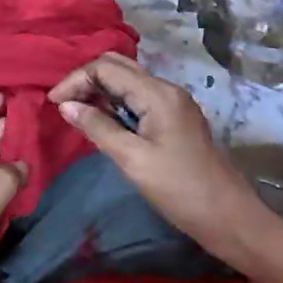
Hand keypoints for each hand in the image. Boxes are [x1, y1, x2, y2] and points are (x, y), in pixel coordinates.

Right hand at [50, 53, 269, 264]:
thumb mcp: (132, 160)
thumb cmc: (179, 190)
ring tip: (77, 112)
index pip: (107, 67)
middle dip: (87, 79)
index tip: (54, 104)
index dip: (76, 79)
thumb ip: (98, 127)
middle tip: (64, 105)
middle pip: (118, 66)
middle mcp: (166, 88)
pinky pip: (139, 96)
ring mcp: (173, 101)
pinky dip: (116, 101)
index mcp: (157, 93)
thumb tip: (66, 105)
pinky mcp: (176, 116)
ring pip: (129, 80)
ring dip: (101, 89)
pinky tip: (104, 120)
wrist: (228, 216)